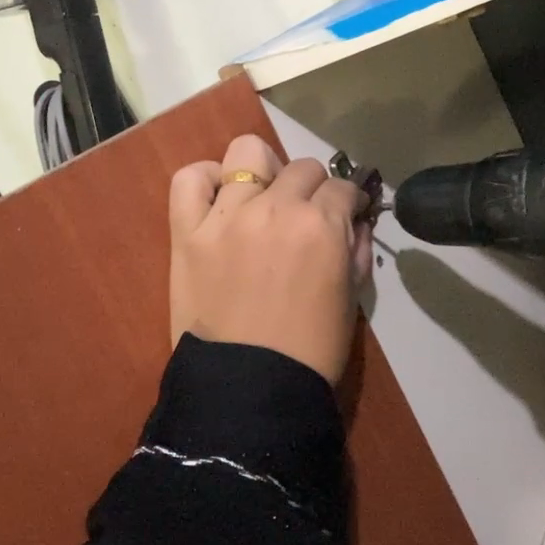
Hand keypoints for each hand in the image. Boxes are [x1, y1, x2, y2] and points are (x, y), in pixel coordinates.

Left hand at [169, 136, 374, 385]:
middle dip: (313, 189)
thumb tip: (355, 219)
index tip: (348, 213)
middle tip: (306, 217)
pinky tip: (219, 197)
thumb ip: (355, 249)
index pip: (343, 187)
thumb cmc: (310, 351)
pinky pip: (189, 180)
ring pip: (248, 153)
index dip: (350, 200)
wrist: (249, 391)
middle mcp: (275, 208)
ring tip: (261, 199)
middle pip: (302, 167)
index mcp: (321, 225)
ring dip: (264, 172)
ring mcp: (227, 216)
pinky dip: (206, 179)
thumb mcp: (351, 298)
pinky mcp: (188, 233)